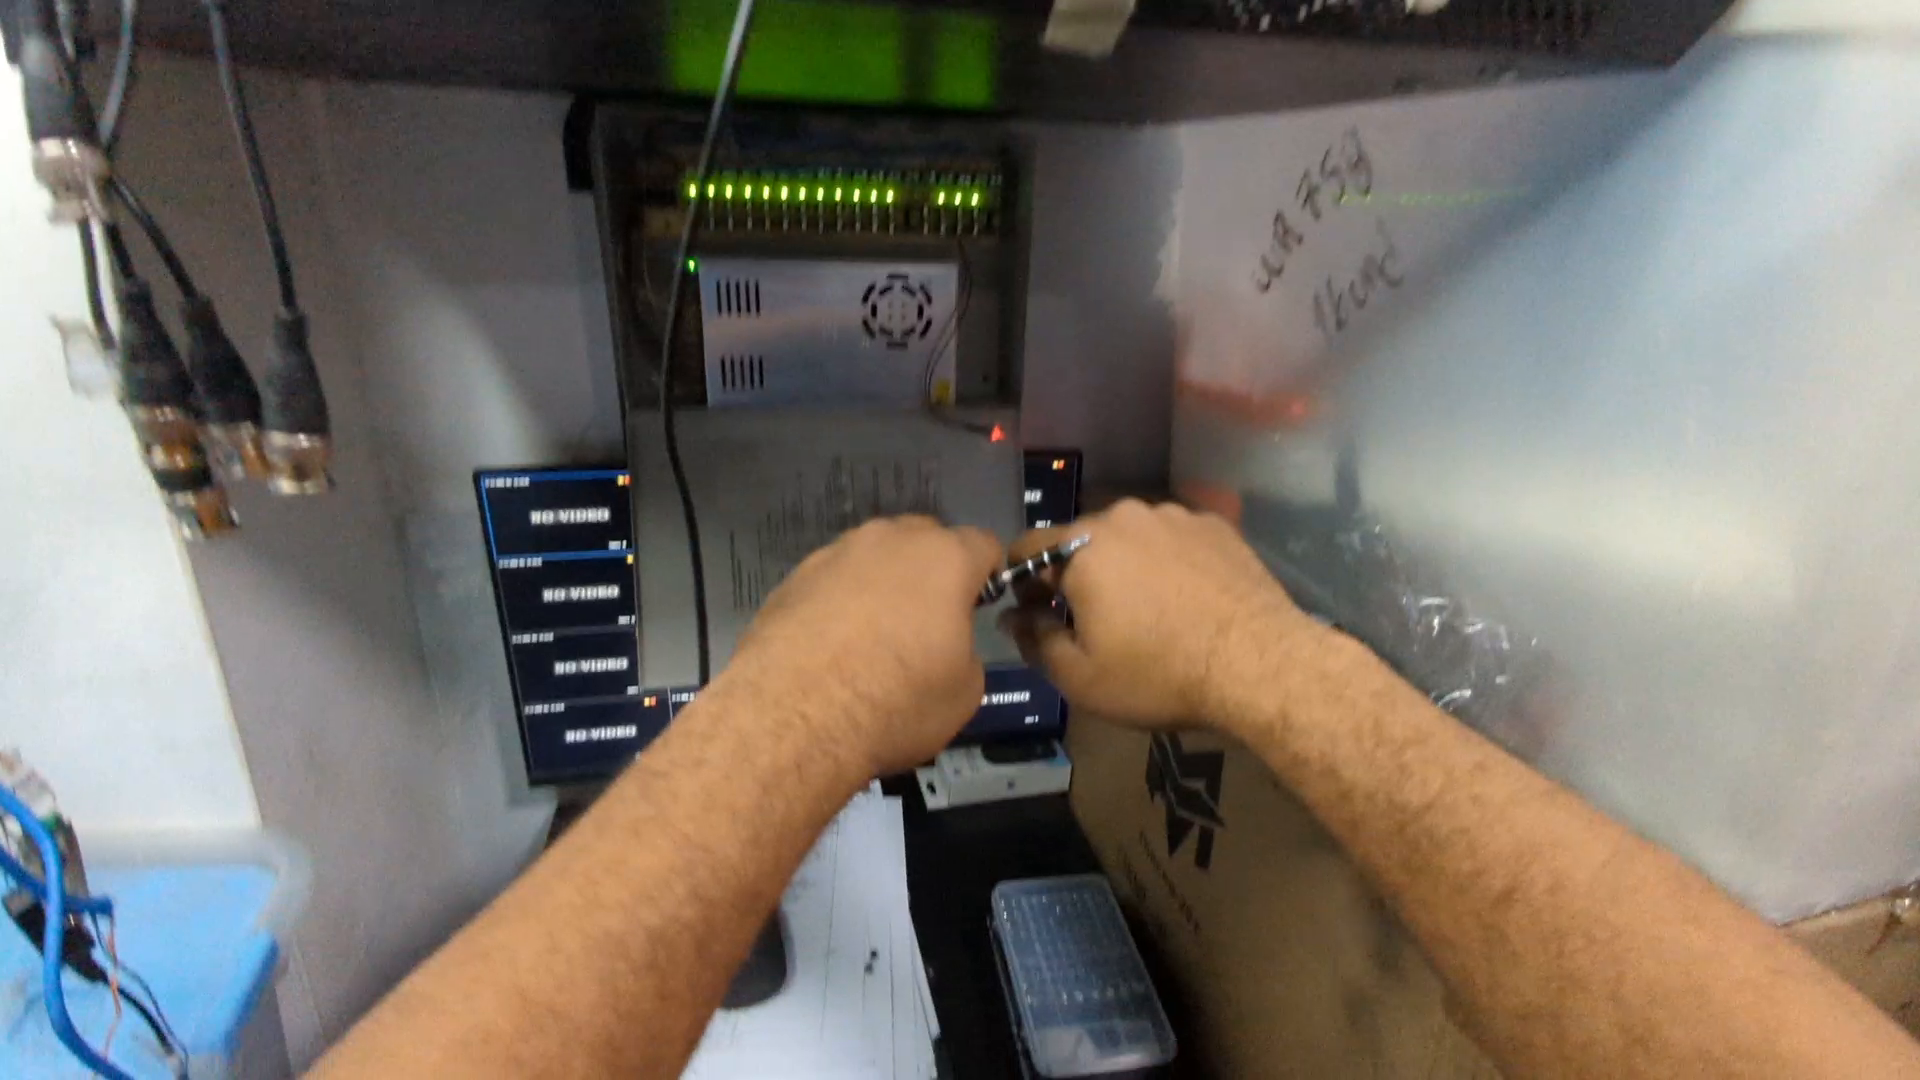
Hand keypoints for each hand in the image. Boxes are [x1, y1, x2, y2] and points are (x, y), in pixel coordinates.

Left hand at [726, 516, 1003, 776]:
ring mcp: (836, 553)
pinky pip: (832, 580)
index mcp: (944, 558)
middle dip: (932, 571)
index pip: (984, 543)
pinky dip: (838, 602)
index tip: (978, 607)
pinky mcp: (792, 577)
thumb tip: (945, 642)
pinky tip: (830, 647)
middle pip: (925, 539)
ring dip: (882, 584)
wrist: (794, 717)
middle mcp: (890, 540)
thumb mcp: (965, 691)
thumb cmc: (897, 702)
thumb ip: (964, 647)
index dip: (987, 574)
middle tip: (926, 622)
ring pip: (873, 556)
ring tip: (870, 639)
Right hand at [999, 499, 1319, 730]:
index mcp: (1081, 547)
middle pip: (1080, 540)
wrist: (1259, 667)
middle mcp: (1123, 516)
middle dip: (1076, 574)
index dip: (1022, 582)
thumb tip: (1015, 617)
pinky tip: (1187, 597)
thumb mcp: (1080, 676)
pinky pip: (1172, 538)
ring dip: (1123, 565)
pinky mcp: (1215, 525)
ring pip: (1128, 537)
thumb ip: (1034, 640)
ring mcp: (1174, 515)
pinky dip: (1167, 561)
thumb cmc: (1157, 674)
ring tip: (1149, 610)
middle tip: (1096, 620)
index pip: (1027, 548)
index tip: (1038, 613)